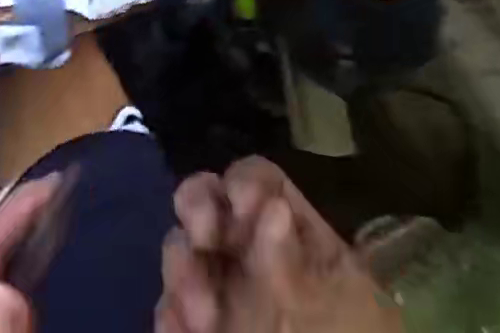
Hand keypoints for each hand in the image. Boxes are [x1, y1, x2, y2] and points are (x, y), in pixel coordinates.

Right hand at [158, 158, 399, 332]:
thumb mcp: (329, 315)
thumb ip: (290, 262)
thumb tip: (272, 205)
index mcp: (301, 242)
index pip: (262, 182)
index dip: (243, 183)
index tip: (237, 208)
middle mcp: (256, 257)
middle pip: (210, 201)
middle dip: (196, 209)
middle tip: (201, 238)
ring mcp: (226, 294)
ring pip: (184, 251)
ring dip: (182, 271)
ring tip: (200, 319)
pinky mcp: (199, 328)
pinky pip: (170, 307)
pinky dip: (170, 317)